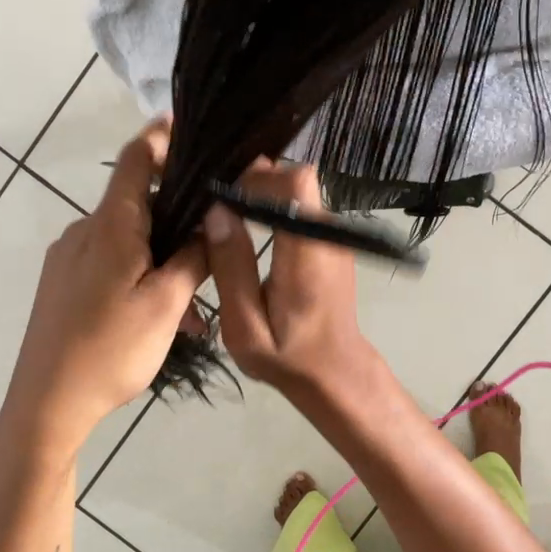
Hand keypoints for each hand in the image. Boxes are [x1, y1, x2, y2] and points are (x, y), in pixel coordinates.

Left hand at [1, 120, 205, 451]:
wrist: (47, 402)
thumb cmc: (111, 350)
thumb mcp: (165, 306)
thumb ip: (191, 259)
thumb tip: (208, 223)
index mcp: (110, 226)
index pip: (135, 159)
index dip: (163, 138)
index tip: (192, 131)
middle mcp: (83, 231)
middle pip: (137, 206)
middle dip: (177, 224)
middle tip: (213, 256)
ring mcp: (66, 260)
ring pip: (126, 245)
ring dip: (161, 265)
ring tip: (191, 314)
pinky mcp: (60, 287)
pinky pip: (108, 268)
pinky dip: (138, 282)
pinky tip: (158, 323)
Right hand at [202, 161, 377, 402]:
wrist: (334, 372)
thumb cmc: (287, 357)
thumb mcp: (244, 326)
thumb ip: (231, 269)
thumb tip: (215, 212)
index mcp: (306, 254)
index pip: (294, 184)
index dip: (255, 179)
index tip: (220, 198)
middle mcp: (328, 235)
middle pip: (295, 179)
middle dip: (253, 184)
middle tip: (217, 207)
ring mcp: (334, 235)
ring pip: (296, 190)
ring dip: (261, 195)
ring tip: (228, 218)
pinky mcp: (331, 240)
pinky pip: (300, 206)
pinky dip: (273, 208)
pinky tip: (250, 230)